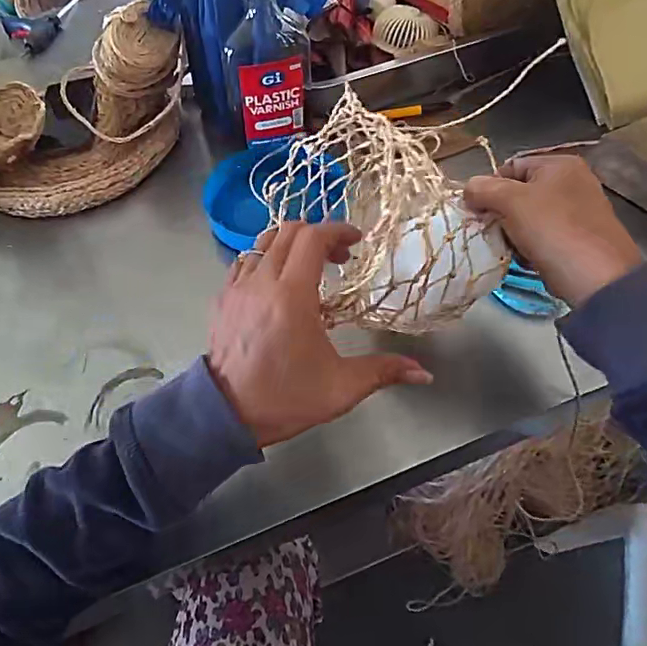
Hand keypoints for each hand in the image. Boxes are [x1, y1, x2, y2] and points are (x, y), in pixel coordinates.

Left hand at [209, 222, 433, 447]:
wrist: (226, 415)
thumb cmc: (285, 398)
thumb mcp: (340, 387)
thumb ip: (383, 371)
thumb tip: (424, 374)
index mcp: (292, 295)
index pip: (313, 238)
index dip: (338, 230)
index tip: (355, 240)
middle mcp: (262, 282)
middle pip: (288, 231)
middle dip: (318, 234)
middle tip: (340, 257)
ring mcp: (237, 288)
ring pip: (262, 242)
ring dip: (290, 243)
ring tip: (310, 266)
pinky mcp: (222, 299)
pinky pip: (244, 262)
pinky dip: (265, 259)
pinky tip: (277, 282)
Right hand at [463, 155, 642, 307]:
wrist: (598, 279)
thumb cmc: (553, 231)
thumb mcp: (511, 202)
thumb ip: (484, 189)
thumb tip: (468, 188)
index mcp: (559, 165)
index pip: (509, 166)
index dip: (488, 187)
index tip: (476, 212)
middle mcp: (573, 182)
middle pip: (519, 192)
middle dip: (501, 213)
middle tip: (492, 232)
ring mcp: (579, 211)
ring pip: (529, 217)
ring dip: (513, 233)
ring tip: (511, 248)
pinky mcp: (581, 238)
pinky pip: (544, 236)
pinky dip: (531, 246)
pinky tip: (529, 259)